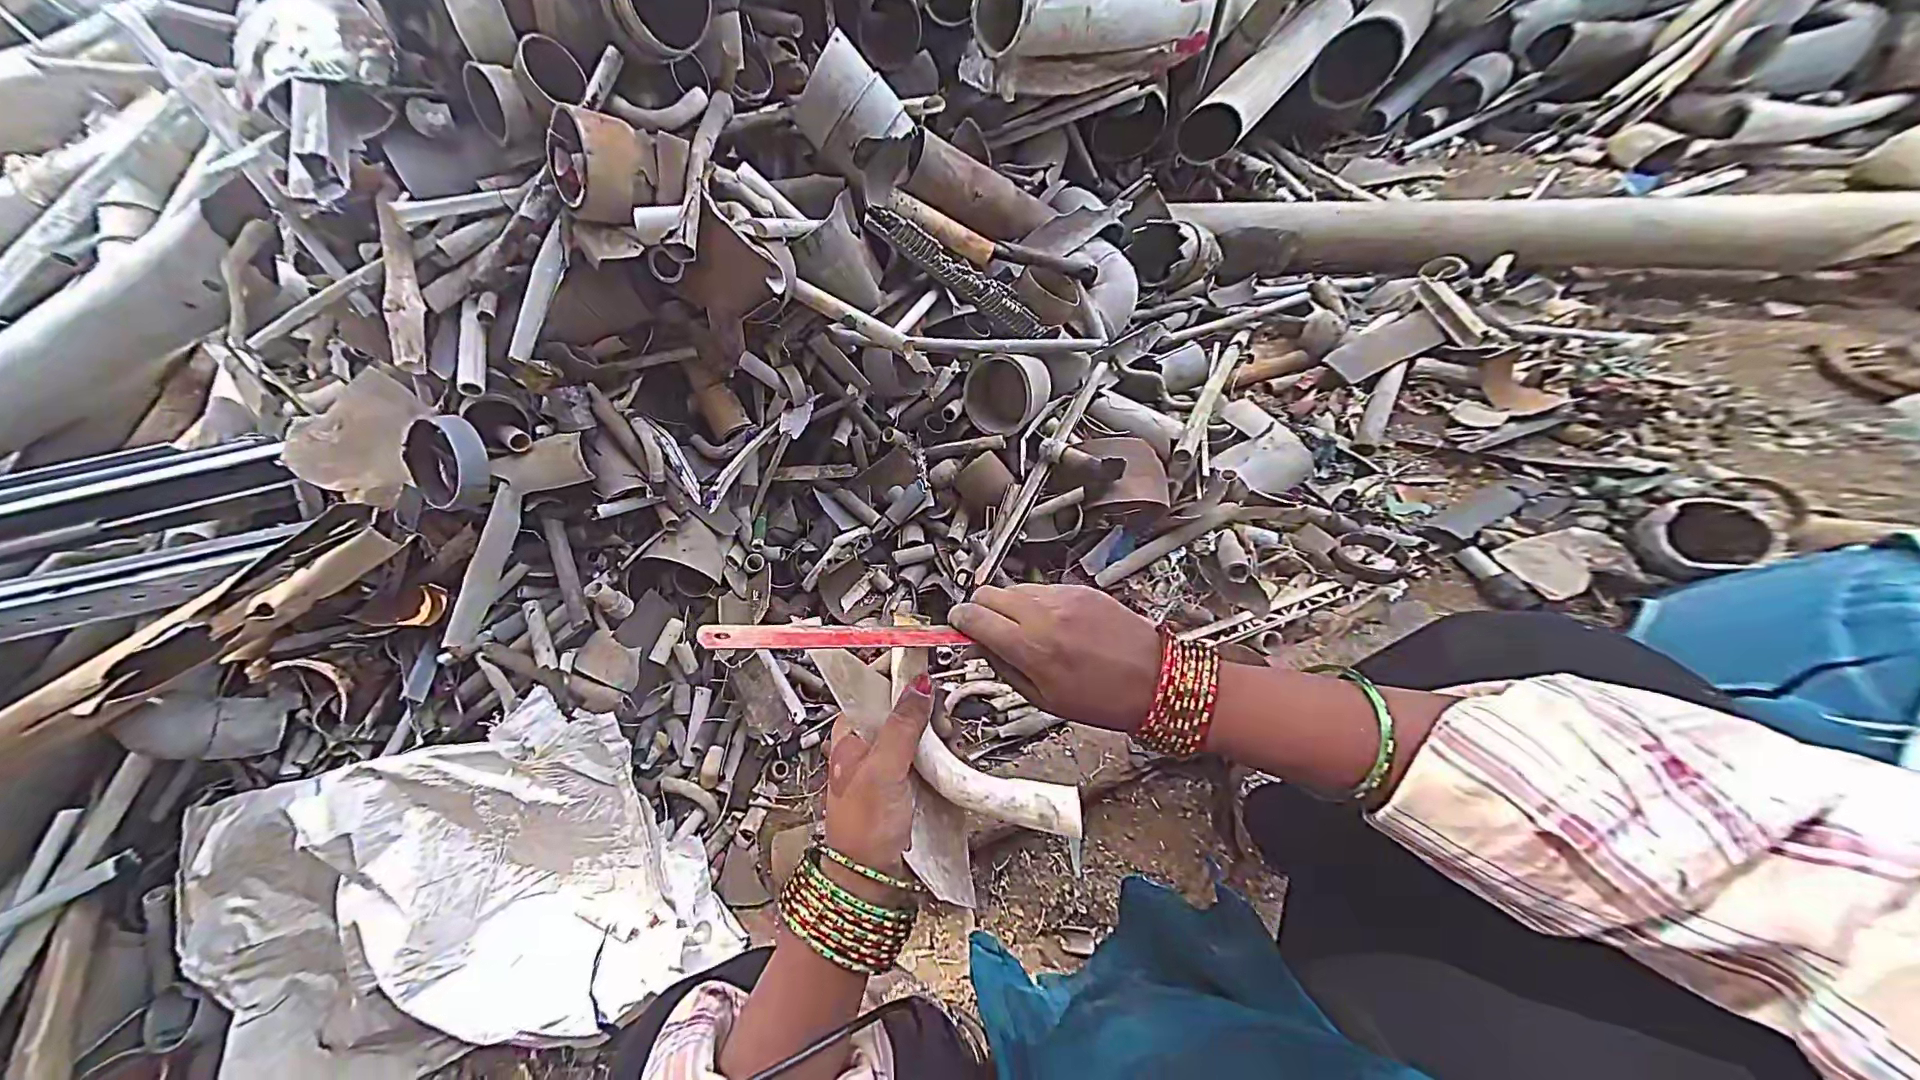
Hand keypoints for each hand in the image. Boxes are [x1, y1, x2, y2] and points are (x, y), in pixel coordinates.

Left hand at [822, 673, 932, 877]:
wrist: (869, 875)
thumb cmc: (862, 828)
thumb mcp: (883, 770)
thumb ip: (902, 725)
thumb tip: (918, 684)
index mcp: (851, 728)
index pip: (875, 682)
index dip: (900, 674)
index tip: (926, 673)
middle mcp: (869, 737)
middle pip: (903, 701)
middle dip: (927, 708)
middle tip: (939, 723)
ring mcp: (889, 754)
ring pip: (919, 723)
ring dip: (938, 730)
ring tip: (945, 744)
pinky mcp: (906, 771)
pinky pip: (928, 747)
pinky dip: (941, 749)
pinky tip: (947, 758)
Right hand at [950, 584, 1161, 733]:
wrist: (1156, 679)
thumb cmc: (1107, 697)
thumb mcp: (1044, 699)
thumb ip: (1005, 669)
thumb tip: (982, 649)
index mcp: (1032, 647)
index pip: (974, 617)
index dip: (958, 621)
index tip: (956, 625)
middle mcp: (1044, 615)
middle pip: (987, 592)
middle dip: (979, 608)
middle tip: (985, 627)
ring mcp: (1064, 597)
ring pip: (1013, 587)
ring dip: (1007, 604)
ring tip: (1022, 628)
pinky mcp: (1080, 589)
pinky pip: (1042, 588)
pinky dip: (1035, 602)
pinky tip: (1048, 623)